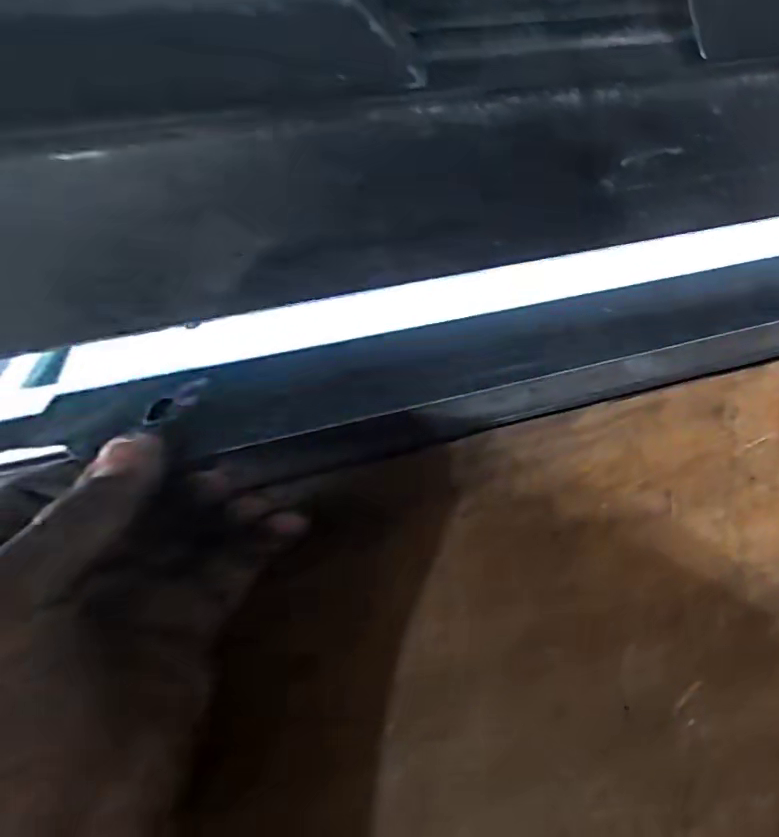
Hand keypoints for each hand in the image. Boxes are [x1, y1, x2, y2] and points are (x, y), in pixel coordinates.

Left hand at [0, 435, 303, 835]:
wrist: (62, 809)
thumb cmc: (6, 703)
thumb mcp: (14, 603)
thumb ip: (80, 524)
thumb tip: (142, 445)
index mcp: (3, 579)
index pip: (57, 501)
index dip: (115, 469)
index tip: (176, 439)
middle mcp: (59, 587)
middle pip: (135, 517)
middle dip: (186, 490)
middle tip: (237, 472)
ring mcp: (127, 609)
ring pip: (190, 539)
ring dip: (233, 513)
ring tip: (266, 500)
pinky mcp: (186, 626)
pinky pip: (229, 571)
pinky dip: (263, 543)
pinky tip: (289, 525)